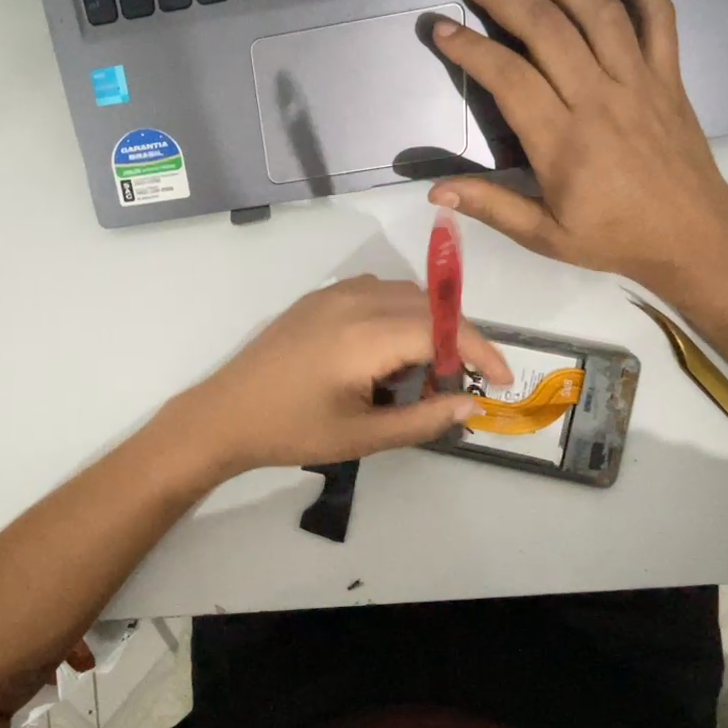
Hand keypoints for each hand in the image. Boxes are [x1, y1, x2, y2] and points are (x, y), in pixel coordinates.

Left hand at [163, 277, 511, 472]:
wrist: (223, 415)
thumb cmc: (291, 431)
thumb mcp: (362, 436)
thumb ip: (424, 420)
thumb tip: (472, 405)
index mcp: (367, 335)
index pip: (444, 329)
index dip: (482, 352)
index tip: (504, 380)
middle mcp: (354, 301)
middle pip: (429, 305)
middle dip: (457, 339)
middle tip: (460, 383)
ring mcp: (332, 294)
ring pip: (403, 293)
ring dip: (427, 323)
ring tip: (423, 372)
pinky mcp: (316, 298)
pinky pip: (374, 291)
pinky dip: (397, 313)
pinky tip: (386, 352)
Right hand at [427, 0, 727, 291]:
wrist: (692, 233)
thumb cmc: (611, 237)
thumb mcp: (544, 235)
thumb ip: (492, 207)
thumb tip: (436, 192)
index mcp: (562, 142)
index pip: (509, 78)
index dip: (471, 49)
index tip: (442, 27)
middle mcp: (598, 99)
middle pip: (547, 30)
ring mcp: (637, 80)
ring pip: (596, 12)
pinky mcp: (667, 74)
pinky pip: (658, 15)